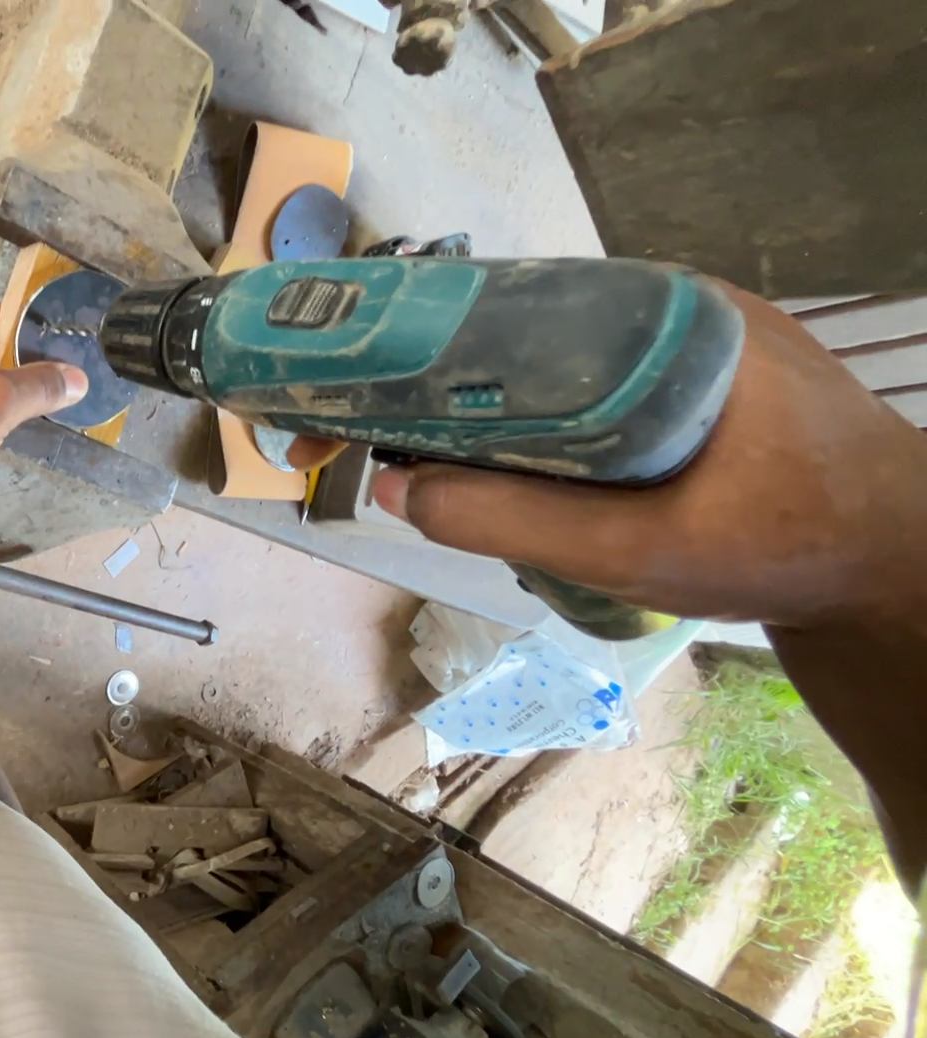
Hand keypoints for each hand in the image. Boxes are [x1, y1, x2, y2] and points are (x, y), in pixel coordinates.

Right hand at [318, 285, 926, 627]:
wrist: (898, 567)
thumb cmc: (784, 549)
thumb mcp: (636, 551)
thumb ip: (509, 521)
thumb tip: (390, 487)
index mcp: (657, 320)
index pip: (492, 308)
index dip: (395, 350)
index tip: (331, 393)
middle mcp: (645, 312)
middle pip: (484, 333)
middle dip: (396, 383)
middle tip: (332, 437)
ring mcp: (645, 343)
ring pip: (504, 363)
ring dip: (434, 406)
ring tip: (384, 458)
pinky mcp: (642, 377)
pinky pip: (535, 386)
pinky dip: (479, 419)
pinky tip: (459, 460)